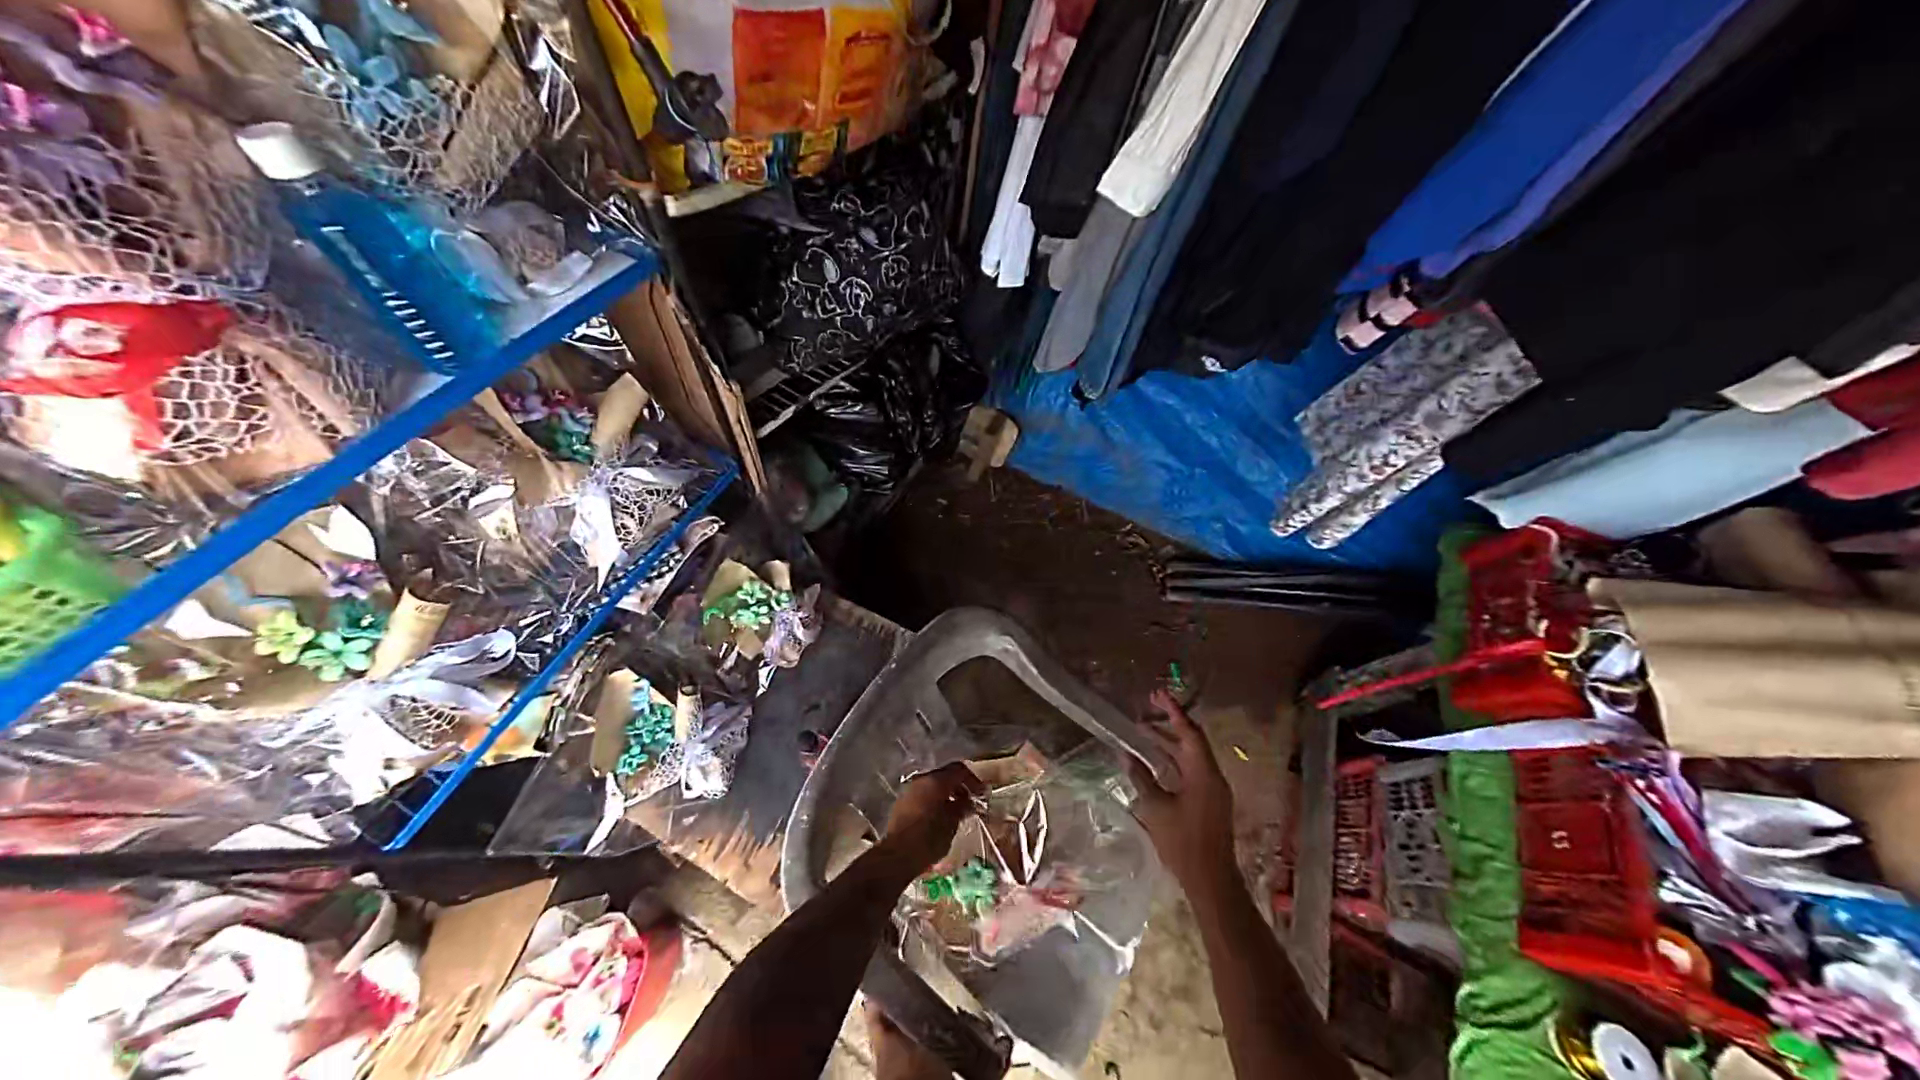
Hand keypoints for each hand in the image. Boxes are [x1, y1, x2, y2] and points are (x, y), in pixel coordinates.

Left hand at [876, 762, 984, 878]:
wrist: (898, 856)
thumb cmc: (929, 839)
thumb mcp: (952, 823)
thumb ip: (962, 807)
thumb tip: (969, 801)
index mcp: (935, 781)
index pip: (959, 769)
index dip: (973, 779)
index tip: (982, 793)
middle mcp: (921, 780)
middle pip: (945, 775)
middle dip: (960, 786)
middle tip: (972, 801)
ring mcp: (910, 791)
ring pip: (934, 785)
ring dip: (948, 794)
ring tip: (958, 811)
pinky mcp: (903, 803)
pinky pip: (924, 795)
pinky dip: (936, 800)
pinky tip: (942, 816)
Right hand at [1129, 689, 1237, 895]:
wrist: (1210, 879)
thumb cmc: (1182, 842)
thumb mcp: (1155, 807)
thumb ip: (1141, 777)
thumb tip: (1125, 754)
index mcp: (1203, 773)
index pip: (1189, 732)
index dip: (1172, 711)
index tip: (1157, 695)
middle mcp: (1213, 776)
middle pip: (1192, 741)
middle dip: (1169, 723)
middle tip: (1146, 710)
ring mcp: (1214, 790)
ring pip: (1192, 756)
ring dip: (1170, 743)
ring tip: (1144, 732)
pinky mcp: (1211, 801)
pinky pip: (1193, 770)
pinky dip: (1175, 760)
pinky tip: (1156, 761)